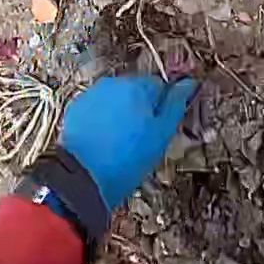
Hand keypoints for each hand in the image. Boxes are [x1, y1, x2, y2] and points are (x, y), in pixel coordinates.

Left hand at [57, 74, 197, 209]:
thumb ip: (175, 104)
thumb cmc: (126, 159)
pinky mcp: (76, 108)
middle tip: (141, 136)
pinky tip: (103, 140)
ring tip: (120, 141)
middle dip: (140, 108)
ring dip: (120, 112)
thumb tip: (188, 84)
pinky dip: (101, 119)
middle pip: (136, 90)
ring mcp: (93, 95)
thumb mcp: (161, 135)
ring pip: (116, 98)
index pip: (159, 85)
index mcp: (138, 86)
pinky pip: (97, 108)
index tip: (158, 126)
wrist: (81, 179)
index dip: (161, 107)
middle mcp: (114, 84)